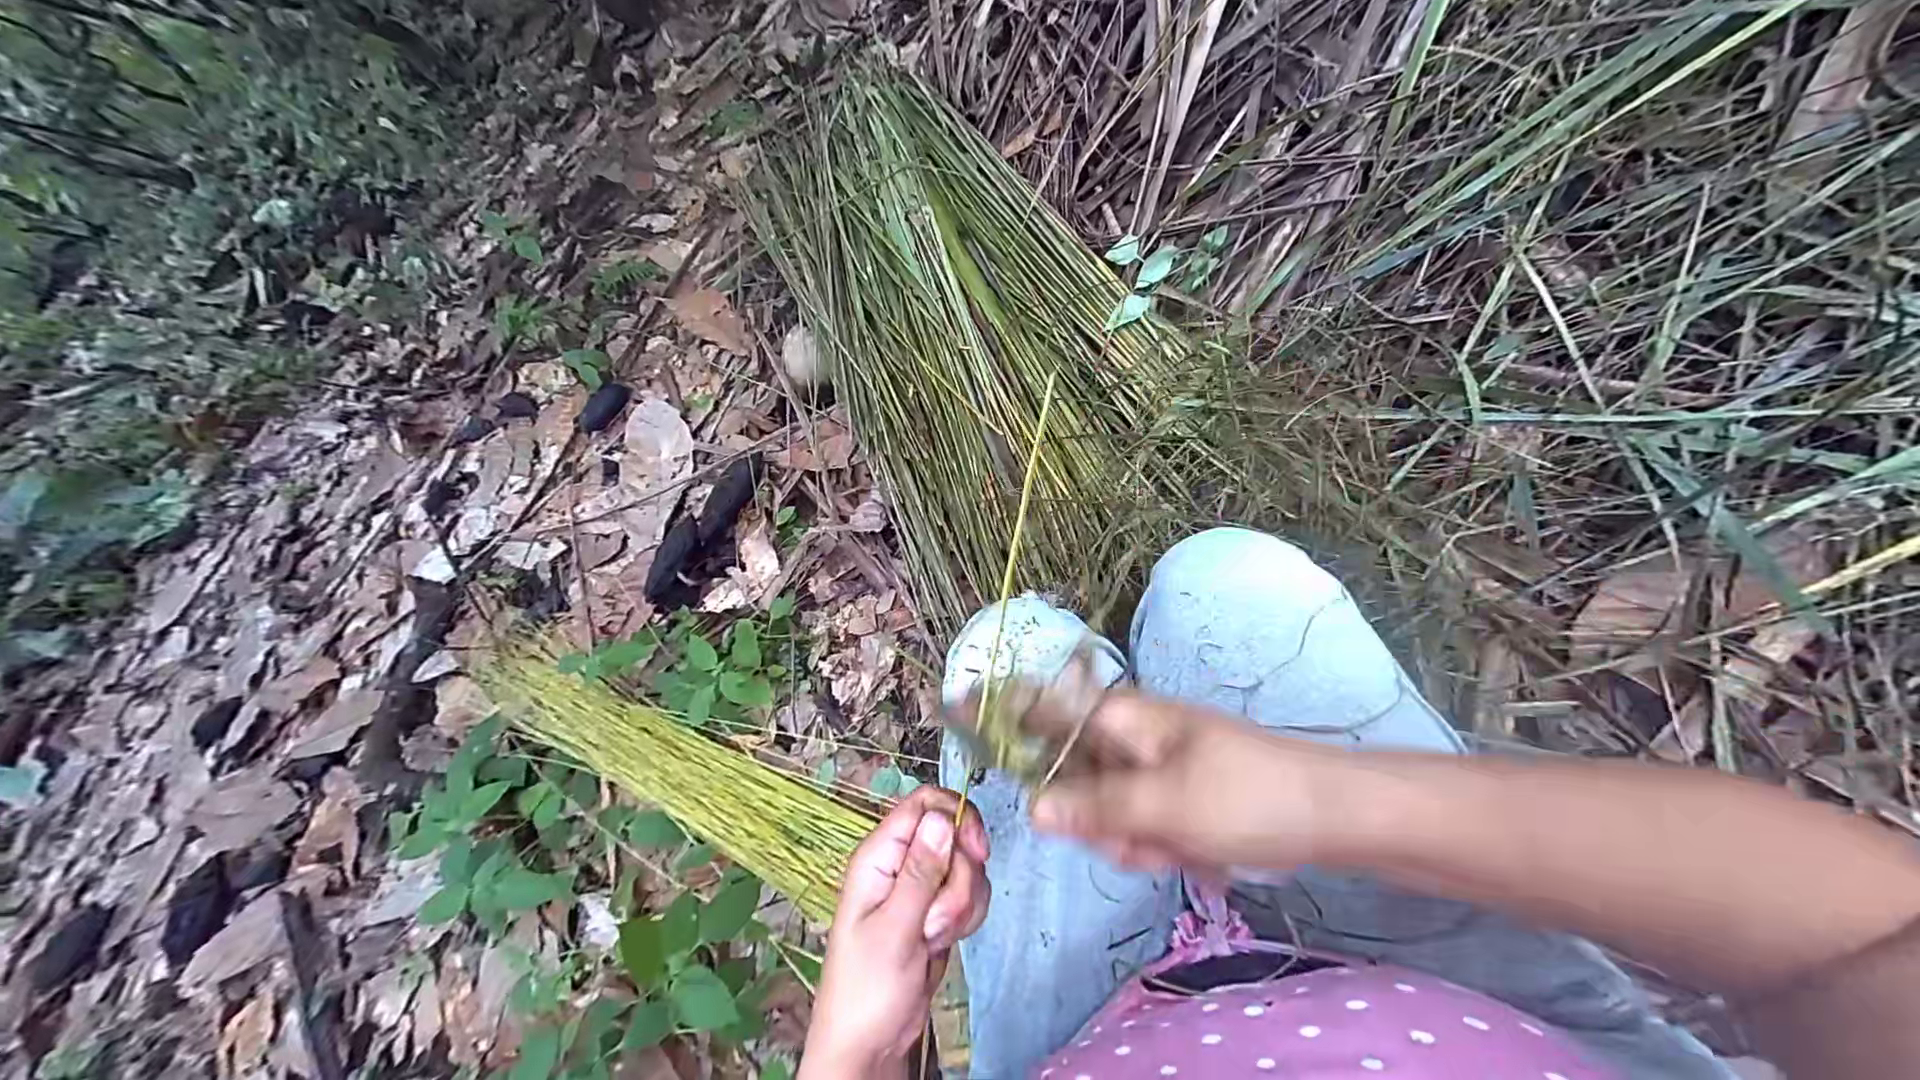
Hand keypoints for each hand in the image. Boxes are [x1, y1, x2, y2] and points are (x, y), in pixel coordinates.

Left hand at [800, 786, 989, 1079]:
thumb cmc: (868, 989)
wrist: (871, 1046)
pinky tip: (946, 941)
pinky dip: (967, 915)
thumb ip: (920, 872)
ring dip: (963, 902)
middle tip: (938, 918)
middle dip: (959, 877)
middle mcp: (900, 861)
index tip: (977, 851)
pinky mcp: (938, 908)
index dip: (956, 816)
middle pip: (953, 834)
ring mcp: (921, 885)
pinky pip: (969, 892)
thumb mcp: (894, 929)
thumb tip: (942, 817)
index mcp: (880, 855)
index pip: (925, 803)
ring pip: (965, 865)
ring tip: (934, 936)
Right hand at [1028, 690, 1339, 873]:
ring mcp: (1149, 765)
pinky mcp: (1170, 792)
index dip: (1002, 712)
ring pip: (1103, 808)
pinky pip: (1136, 822)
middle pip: (1072, 775)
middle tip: (1134, 839)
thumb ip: (1094, 807)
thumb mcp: (1166, 805)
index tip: (961, 716)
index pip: (1043, 706)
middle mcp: (1127, 735)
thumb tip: (1033, 809)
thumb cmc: (1247, 795)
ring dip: (1131, 838)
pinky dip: (1156, 843)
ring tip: (1175, 846)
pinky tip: (1190, 852)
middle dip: (1095, 818)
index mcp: (1120, 717)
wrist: (1334, 815)